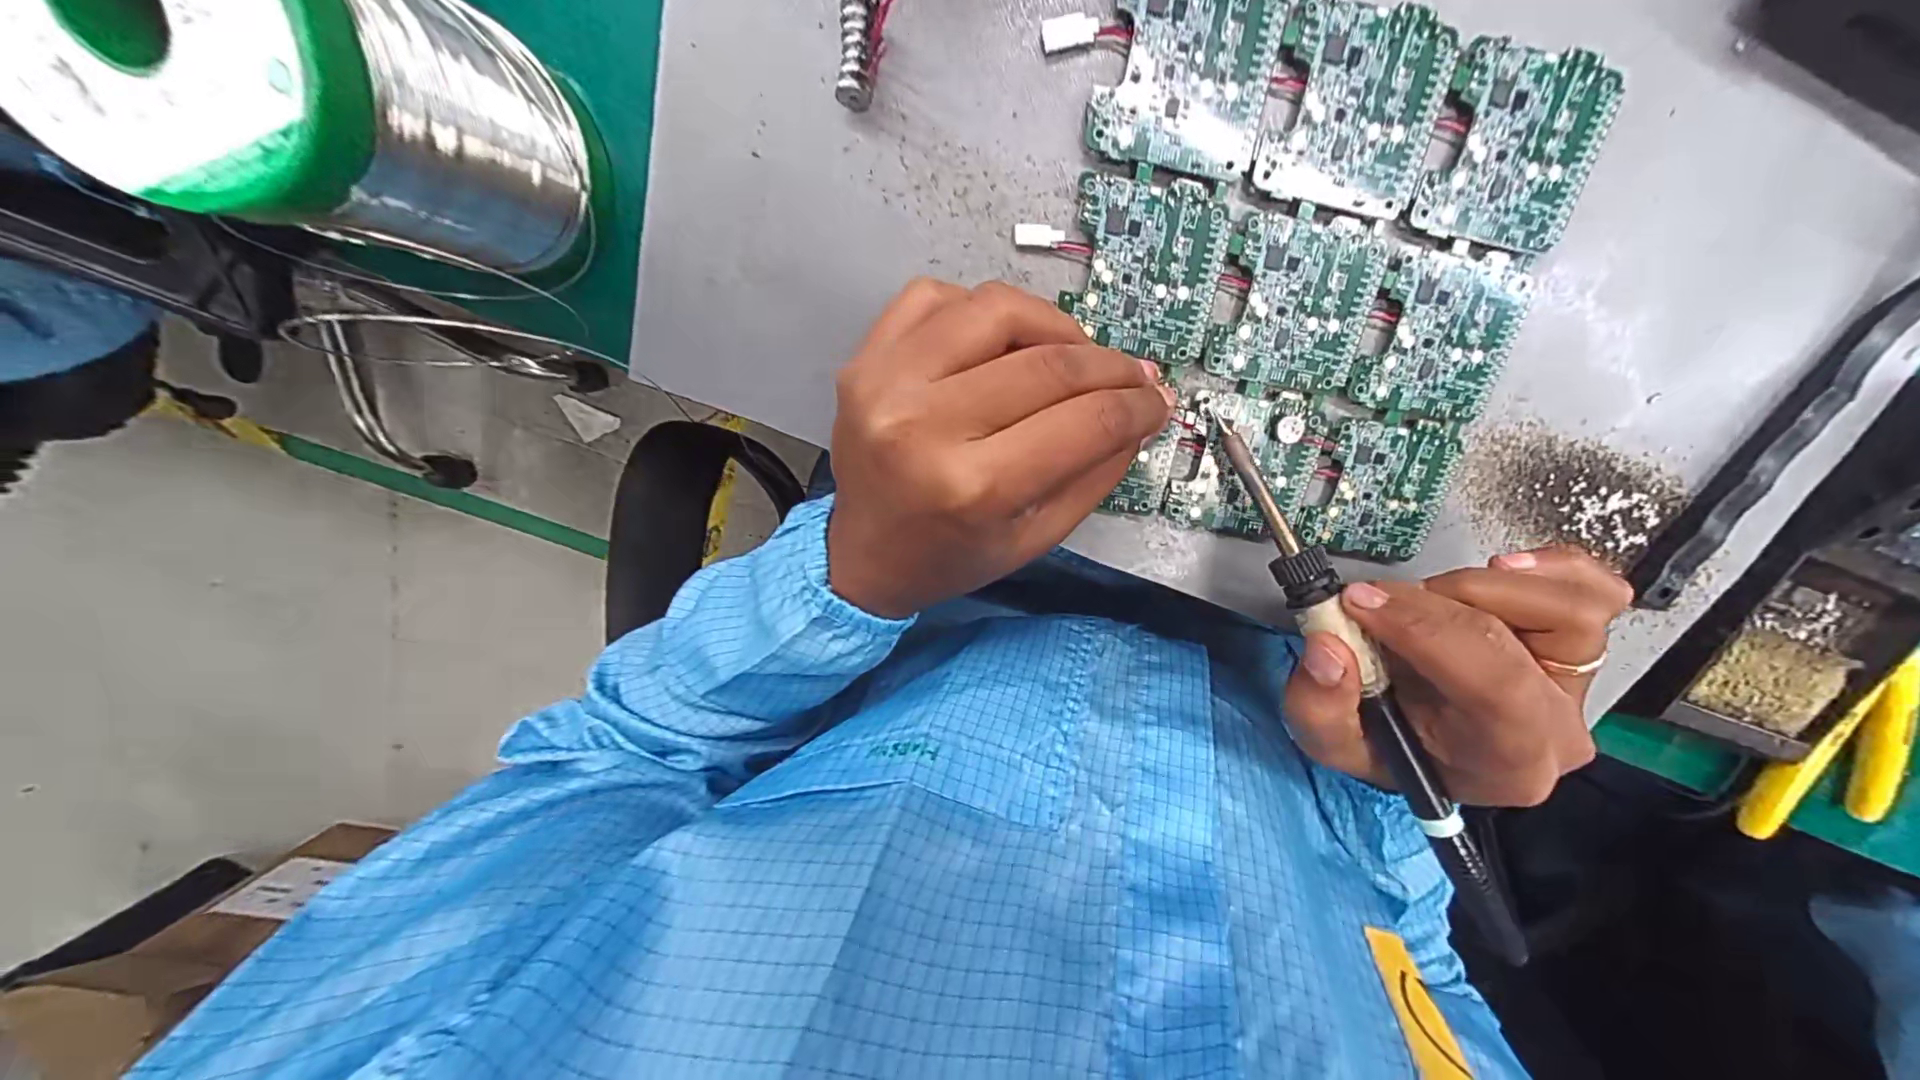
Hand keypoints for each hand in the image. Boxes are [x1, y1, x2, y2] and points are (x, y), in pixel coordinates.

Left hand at [827, 279, 1175, 618]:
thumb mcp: (1036, 536)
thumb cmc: (951, 556)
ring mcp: (884, 382)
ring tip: (1071, 356)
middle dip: (1109, 367)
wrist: (865, 555)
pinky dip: (982, 311)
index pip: (1083, 421)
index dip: (1136, 405)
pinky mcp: (864, 359)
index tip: (1157, 401)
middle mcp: (923, 425)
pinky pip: (936, 297)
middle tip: (1132, 377)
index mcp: (972, 487)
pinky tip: (1001, 344)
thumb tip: (1143, 408)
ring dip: (1053, 326)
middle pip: (1048, 364)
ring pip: (996, 309)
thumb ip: (1096, 472)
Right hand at [1284, 548, 1632, 806]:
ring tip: (1424, 600)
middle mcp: (1559, 724)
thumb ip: (1319, 704)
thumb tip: (1328, 645)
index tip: (1358, 602)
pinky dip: (1547, 568)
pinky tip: (1499, 568)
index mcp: (1507, 760)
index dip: (1424, 630)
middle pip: (1528, 636)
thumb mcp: (1331, 743)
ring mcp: (1578, 682)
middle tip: (1371, 599)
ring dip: (1478, 587)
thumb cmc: (1386, 745)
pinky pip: (1594, 589)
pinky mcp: (1581, 643)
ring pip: (1570, 606)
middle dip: (1433, 603)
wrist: (1424, 742)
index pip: (1495, 685)